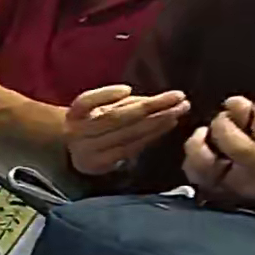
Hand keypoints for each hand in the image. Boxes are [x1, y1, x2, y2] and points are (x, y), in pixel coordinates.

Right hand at [65, 85, 189, 175]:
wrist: (79, 152)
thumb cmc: (97, 124)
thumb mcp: (104, 109)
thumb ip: (127, 103)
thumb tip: (163, 100)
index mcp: (74, 114)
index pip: (85, 101)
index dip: (105, 95)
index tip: (128, 89)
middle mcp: (75, 133)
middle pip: (114, 118)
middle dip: (149, 107)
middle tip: (179, 97)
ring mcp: (85, 151)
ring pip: (125, 134)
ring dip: (156, 122)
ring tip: (179, 110)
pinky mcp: (98, 165)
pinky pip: (129, 149)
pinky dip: (150, 136)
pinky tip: (167, 125)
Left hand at [181, 97, 254, 217]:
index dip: (246, 112)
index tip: (235, 102)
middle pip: (238, 147)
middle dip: (224, 124)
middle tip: (223, 115)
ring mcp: (250, 191)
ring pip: (210, 168)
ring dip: (200, 144)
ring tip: (205, 132)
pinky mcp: (233, 200)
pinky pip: (201, 181)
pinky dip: (193, 163)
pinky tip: (200, 150)